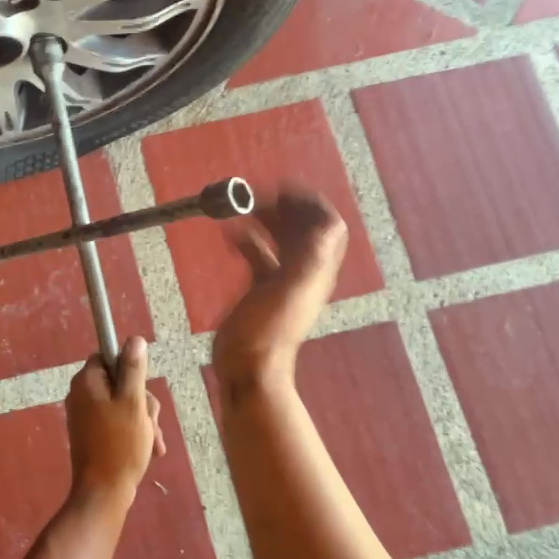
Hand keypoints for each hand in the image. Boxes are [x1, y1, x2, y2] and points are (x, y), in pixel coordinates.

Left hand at [66, 336, 165, 506]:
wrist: (104, 493)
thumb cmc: (120, 444)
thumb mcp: (133, 402)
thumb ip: (133, 369)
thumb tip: (135, 339)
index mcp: (87, 381)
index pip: (109, 358)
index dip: (130, 371)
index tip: (141, 391)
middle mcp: (81, 394)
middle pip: (120, 383)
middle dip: (142, 403)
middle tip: (150, 423)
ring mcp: (85, 416)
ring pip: (123, 405)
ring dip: (143, 421)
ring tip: (153, 443)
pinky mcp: (92, 435)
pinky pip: (117, 423)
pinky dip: (133, 433)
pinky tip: (148, 451)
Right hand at [212, 190, 347, 393]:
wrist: (248, 368)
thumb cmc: (266, 330)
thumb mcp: (288, 291)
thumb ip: (307, 258)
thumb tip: (327, 223)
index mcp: (315, 269)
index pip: (327, 225)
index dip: (310, 203)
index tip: (281, 191)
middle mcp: (304, 272)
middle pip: (305, 229)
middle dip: (286, 207)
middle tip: (259, 196)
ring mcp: (283, 281)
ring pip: (283, 240)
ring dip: (268, 220)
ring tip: (244, 208)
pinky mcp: (262, 290)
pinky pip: (260, 256)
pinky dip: (248, 241)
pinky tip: (231, 237)